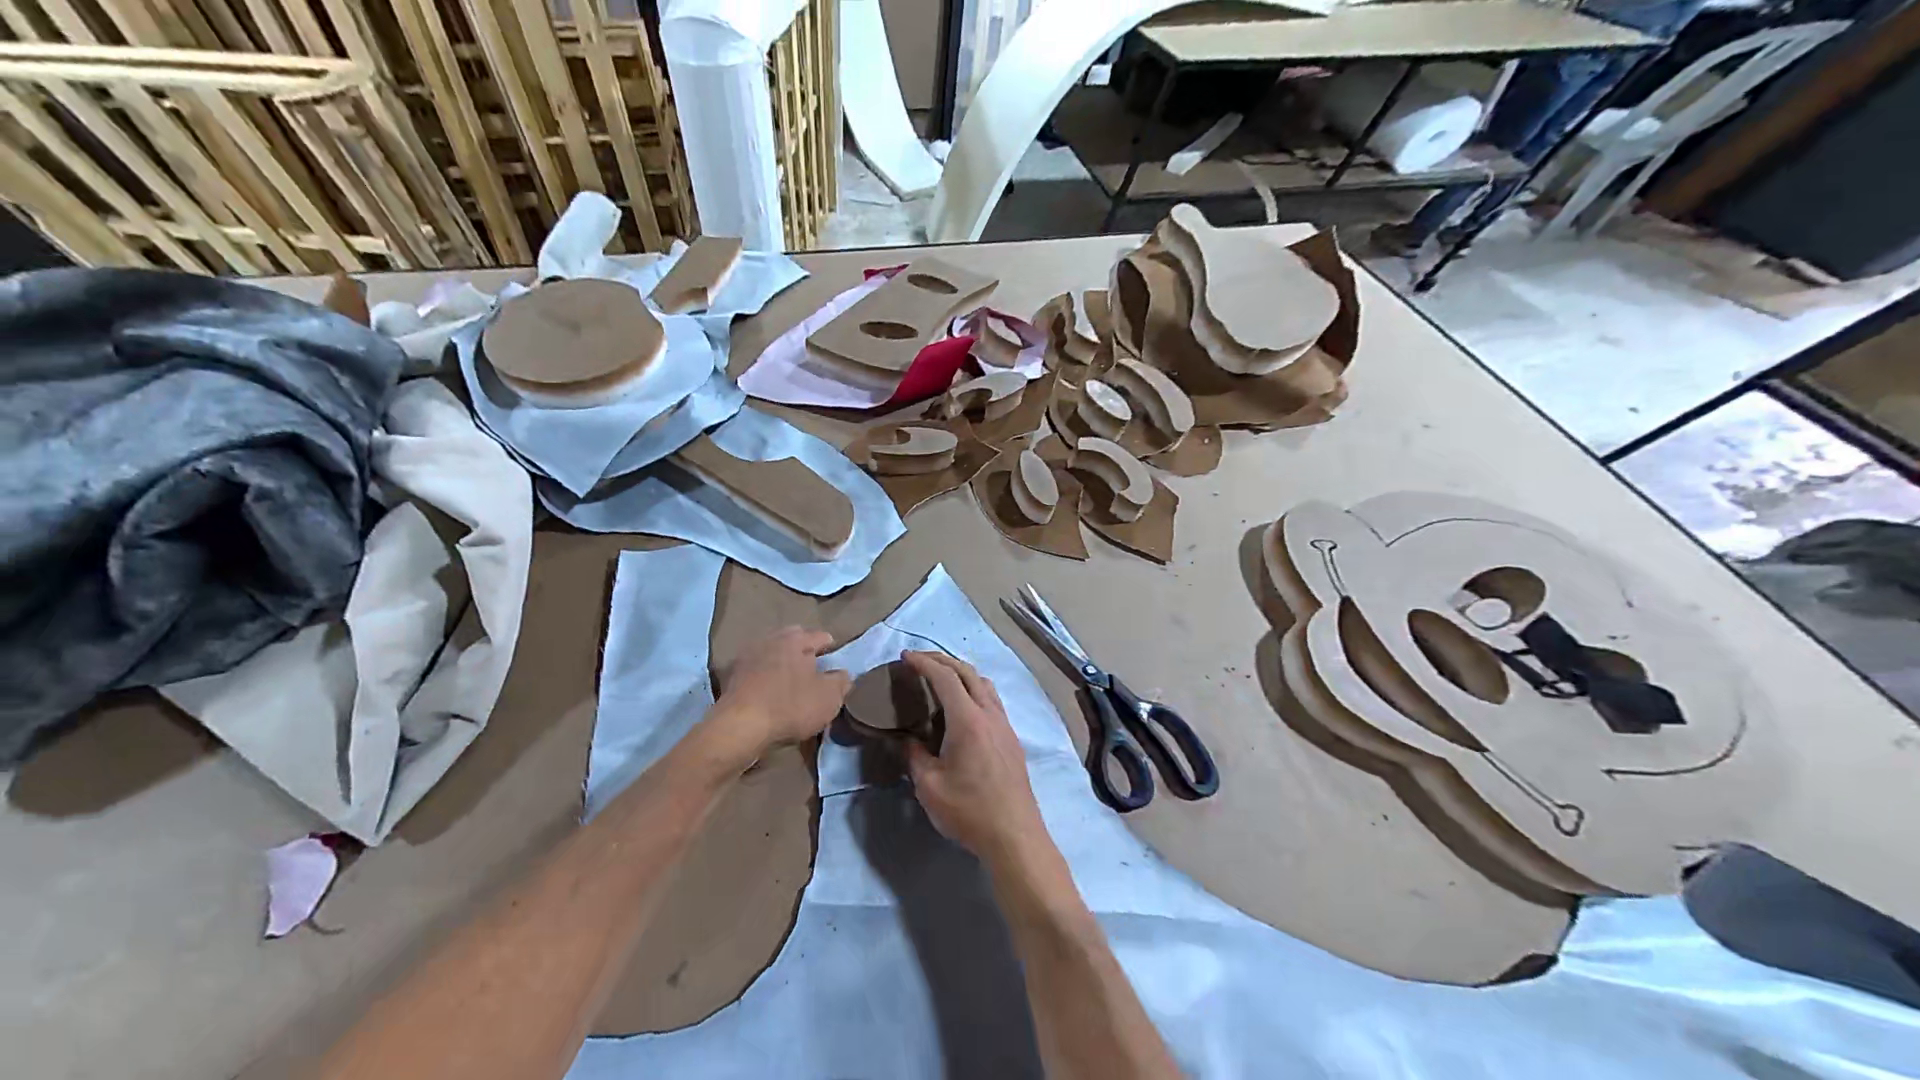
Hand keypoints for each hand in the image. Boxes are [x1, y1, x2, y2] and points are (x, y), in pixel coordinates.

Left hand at [709, 627, 849, 764]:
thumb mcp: (829, 697)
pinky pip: (757, 673)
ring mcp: (748, 657)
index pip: (821, 637)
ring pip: (774, 656)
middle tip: (815, 675)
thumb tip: (841, 675)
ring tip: (792, 687)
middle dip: (805, 654)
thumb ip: (841, 681)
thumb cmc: (791, 706)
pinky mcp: (732, 677)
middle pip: (794, 642)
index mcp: (796, 639)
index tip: (837, 668)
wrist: (739, 727)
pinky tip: (771, 697)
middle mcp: (771, 639)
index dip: (833, 651)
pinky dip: (766, 680)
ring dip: (783, 667)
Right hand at [902, 651, 1047, 864]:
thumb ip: (914, 756)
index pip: (945, 678)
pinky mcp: (1011, 740)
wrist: (1014, 836)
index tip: (906, 657)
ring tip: (941, 679)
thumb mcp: (929, 786)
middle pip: (968, 673)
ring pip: (984, 685)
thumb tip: (904, 740)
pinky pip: (992, 701)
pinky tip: (963, 707)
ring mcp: (1005, 726)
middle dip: (943, 660)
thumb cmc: (969, 811)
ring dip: (962, 673)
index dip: (925, 663)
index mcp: (968, 720)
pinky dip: (974, 690)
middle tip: (920, 661)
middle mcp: (990, 714)